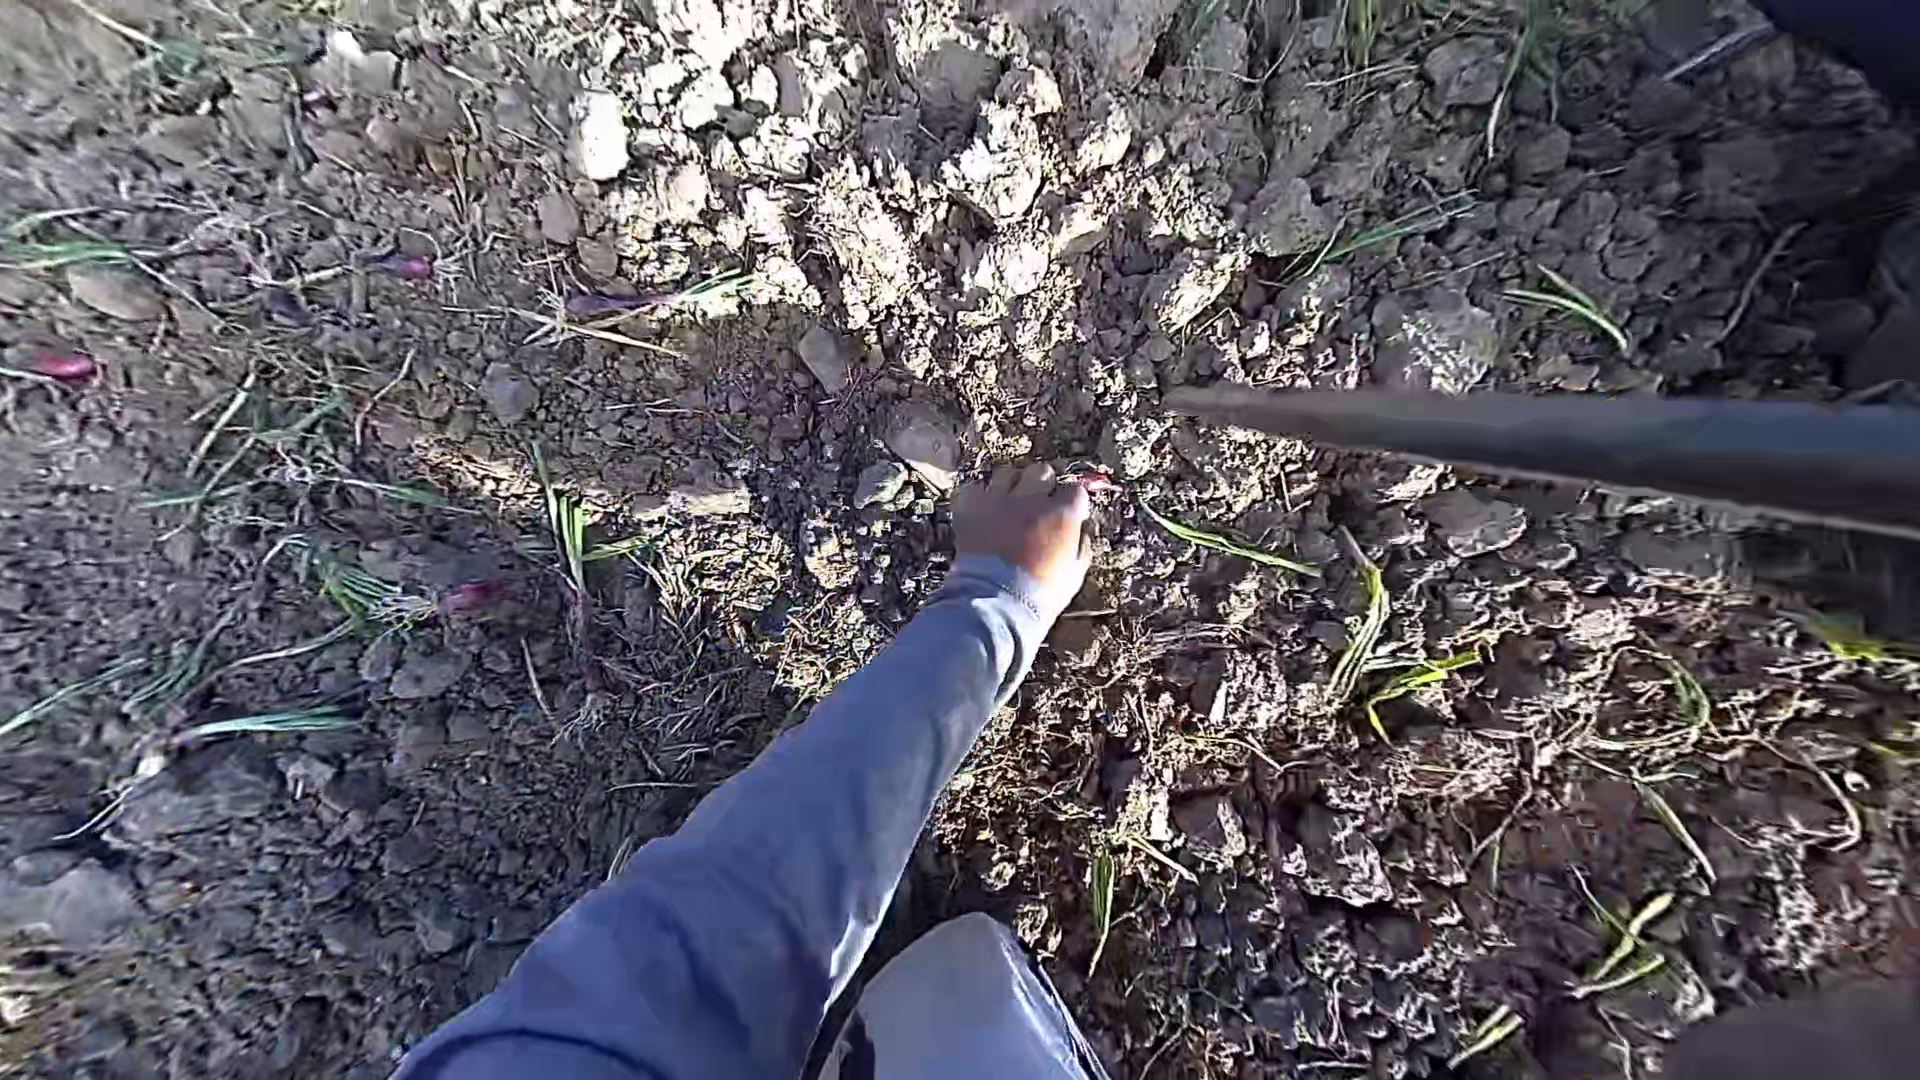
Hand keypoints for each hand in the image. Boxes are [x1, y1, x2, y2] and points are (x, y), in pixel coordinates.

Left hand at [954, 463, 1091, 620]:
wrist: (996, 603)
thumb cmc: (1040, 595)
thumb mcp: (1075, 573)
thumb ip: (1083, 543)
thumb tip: (1084, 527)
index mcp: (1061, 513)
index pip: (1075, 489)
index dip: (1072, 501)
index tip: (1068, 512)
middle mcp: (1030, 499)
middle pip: (1041, 472)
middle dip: (1043, 485)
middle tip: (1039, 503)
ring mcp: (998, 501)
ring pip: (1008, 473)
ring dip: (1012, 486)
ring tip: (1010, 504)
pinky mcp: (971, 509)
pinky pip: (974, 487)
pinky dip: (980, 496)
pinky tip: (985, 510)